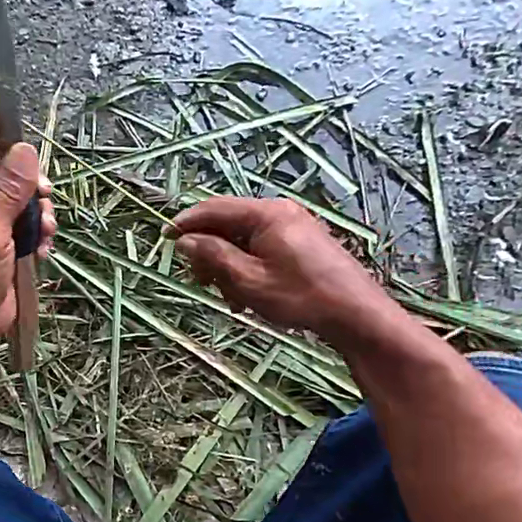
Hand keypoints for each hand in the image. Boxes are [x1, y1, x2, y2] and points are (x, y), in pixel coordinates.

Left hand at [0, 100, 56, 342]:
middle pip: (2, 167)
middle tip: (43, 194)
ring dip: (37, 208)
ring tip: (43, 230)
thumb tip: (26, 151)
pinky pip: (25, 220)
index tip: (5, 100)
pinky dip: (37, 229)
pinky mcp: (1, 239)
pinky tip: (41, 246)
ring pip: (19, 194)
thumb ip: (7, 190)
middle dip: (28, 178)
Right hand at [170, 196, 394, 343]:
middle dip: (210, 252)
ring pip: (244, 239)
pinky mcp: (302, 242)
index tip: (165, 239)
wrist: (356, 313)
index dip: (186, 223)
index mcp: (266, 214)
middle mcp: (280, 212)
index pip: (214, 209)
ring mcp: (294, 226)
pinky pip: (262, 248)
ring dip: (228, 265)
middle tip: (201, 282)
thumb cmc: (301, 296)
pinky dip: (248, 267)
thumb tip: (186, 240)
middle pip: (228, 223)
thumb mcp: (248, 280)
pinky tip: (248, 295)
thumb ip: (214, 255)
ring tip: (231, 298)